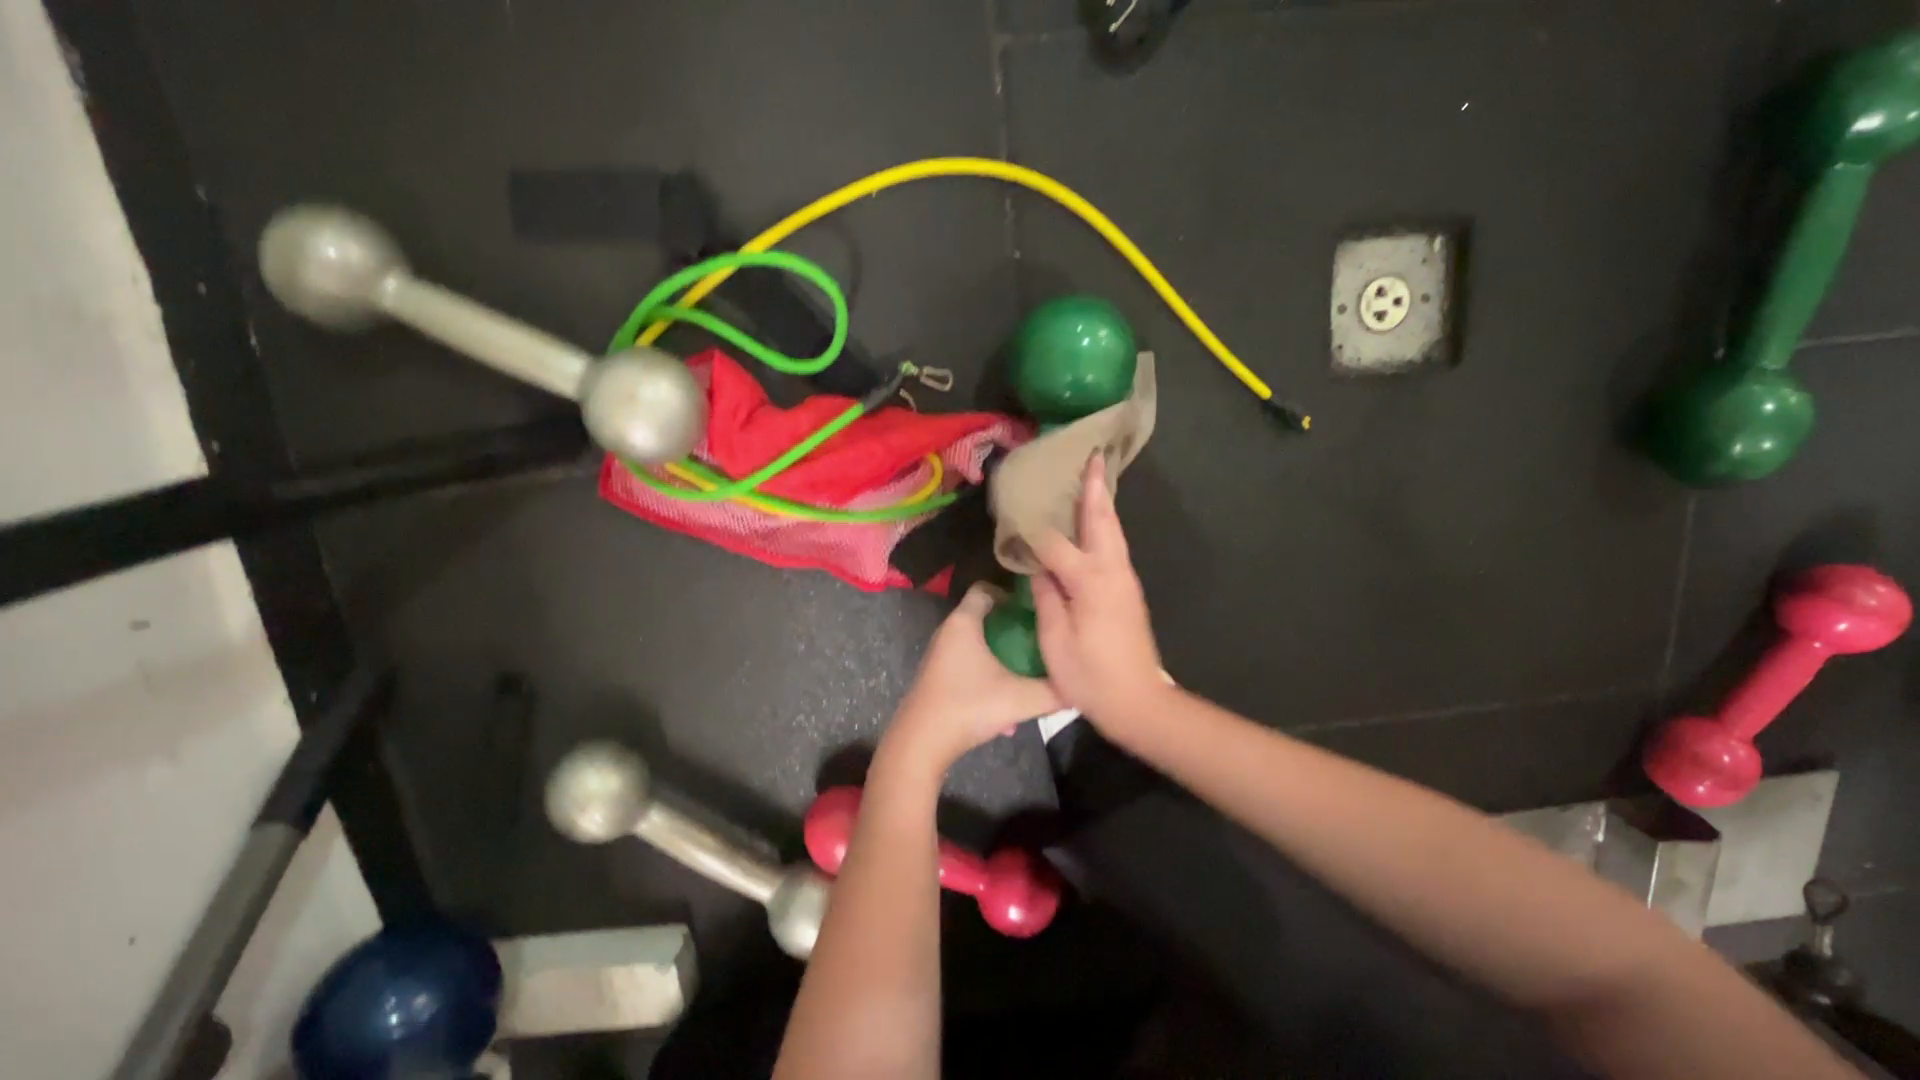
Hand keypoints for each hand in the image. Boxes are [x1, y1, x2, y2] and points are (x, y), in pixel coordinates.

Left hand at [885, 583, 1064, 769]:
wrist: (922, 742)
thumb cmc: (969, 707)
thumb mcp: (1021, 699)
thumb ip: (1056, 691)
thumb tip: (1081, 686)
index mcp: (964, 622)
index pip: (986, 587)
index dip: (1012, 593)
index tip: (1037, 607)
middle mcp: (949, 631)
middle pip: (984, 615)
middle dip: (1013, 624)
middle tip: (1041, 636)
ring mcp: (941, 655)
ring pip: (977, 642)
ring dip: (1001, 651)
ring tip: (1029, 665)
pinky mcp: (939, 676)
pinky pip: (969, 661)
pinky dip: (988, 669)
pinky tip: (1006, 695)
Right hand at [1030, 455, 1164, 723]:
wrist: (1139, 701)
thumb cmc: (1091, 675)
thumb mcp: (1055, 640)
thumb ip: (1047, 598)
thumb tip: (1040, 569)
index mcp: (1090, 580)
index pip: (1055, 544)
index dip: (1033, 532)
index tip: (1015, 515)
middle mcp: (1112, 572)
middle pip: (1101, 522)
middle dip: (1095, 489)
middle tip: (1091, 457)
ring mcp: (1125, 582)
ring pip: (1113, 533)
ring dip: (1102, 506)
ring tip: (1092, 481)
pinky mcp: (1129, 594)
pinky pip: (1113, 549)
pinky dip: (1104, 529)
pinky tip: (1094, 527)